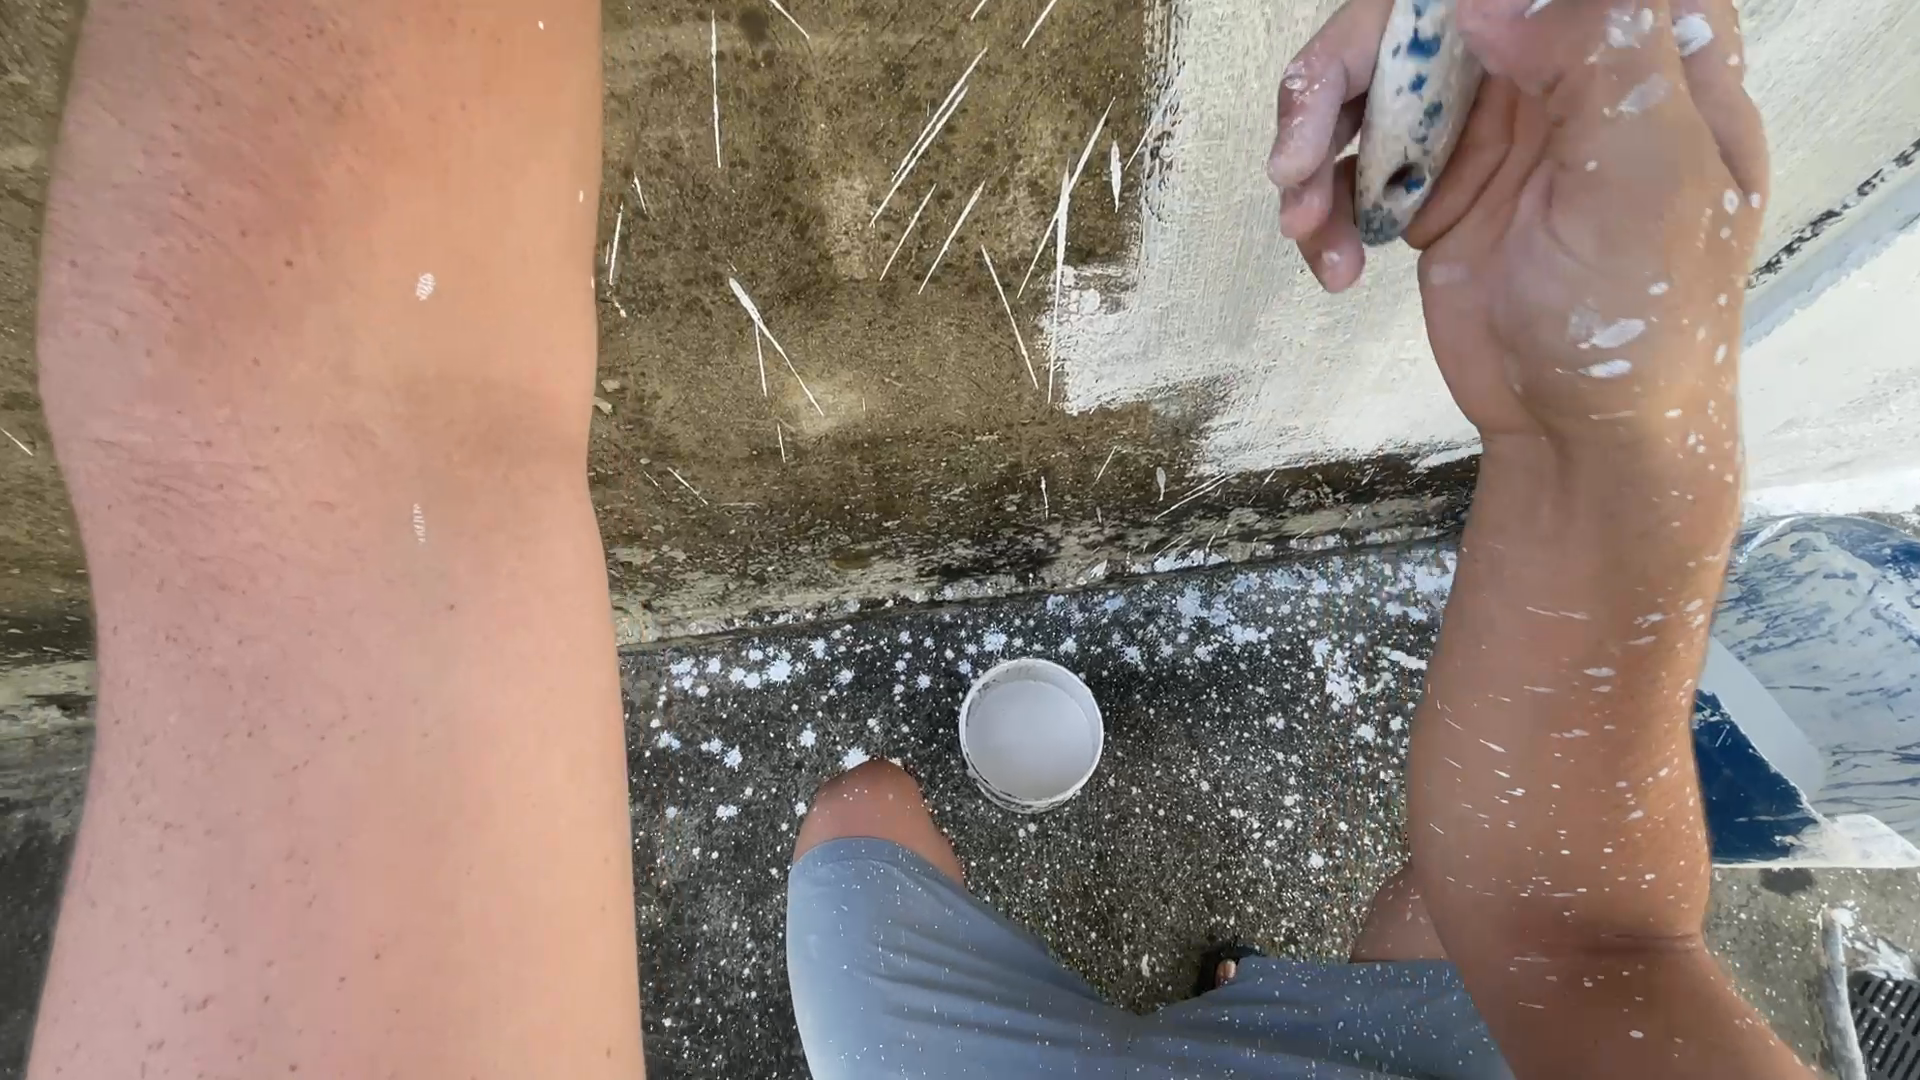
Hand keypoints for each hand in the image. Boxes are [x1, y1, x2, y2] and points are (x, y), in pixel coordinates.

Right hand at [1269, 0, 1767, 457]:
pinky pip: (1346, 183)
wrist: (1576, 419)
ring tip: (1302, 231)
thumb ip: (1590, 57)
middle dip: (1331, 92)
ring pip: (1361, 107)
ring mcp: (1472, 137)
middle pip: (1406, 33)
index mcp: (1623, 36)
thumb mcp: (1643, 176)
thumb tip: (1478, 0)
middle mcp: (1539, 69)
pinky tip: (1335, 268)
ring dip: (1313, 166)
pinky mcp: (1421, 197)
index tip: (1370, 76)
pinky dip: (1323, 222)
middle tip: (1290, 164)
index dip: (1418, 10)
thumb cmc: (1640, 310)